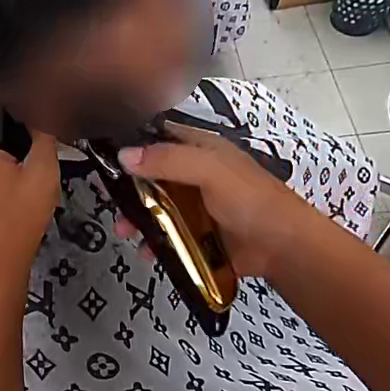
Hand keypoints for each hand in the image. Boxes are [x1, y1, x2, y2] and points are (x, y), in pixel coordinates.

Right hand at [116, 123, 323, 276]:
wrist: (282, 247)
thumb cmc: (251, 200)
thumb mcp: (210, 171)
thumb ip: (168, 160)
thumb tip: (124, 155)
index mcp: (202, 150)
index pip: (161, 138)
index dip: (134, 144)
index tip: (106, 157)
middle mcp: (196, 175)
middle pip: (153, 177)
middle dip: (130, 190)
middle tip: (111, 203)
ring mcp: (197, 208)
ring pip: (157, 209)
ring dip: (138, 219)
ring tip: (125, 232)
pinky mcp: (199, 236)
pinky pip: (169, 236)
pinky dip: (155, 244)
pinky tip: (147, 252)